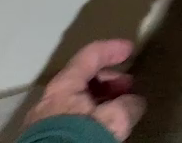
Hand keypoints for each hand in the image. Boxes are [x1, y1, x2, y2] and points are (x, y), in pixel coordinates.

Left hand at [22, 39, 146, 140]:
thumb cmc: (81, 136)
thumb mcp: (113, 119)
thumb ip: (128, 105)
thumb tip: (136, 102)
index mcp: (64, 85)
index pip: (91, 55)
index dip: (113, 49)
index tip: (130, 50)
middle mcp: (50, 98)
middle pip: (83, 78)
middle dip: (109, 80)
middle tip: (128, 86)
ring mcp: (45, 120)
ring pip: (77, 100)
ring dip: (101, 99)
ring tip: (119, 109)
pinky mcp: (45, 137)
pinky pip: (71, 118)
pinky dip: (90, 115)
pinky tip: (102, 126)